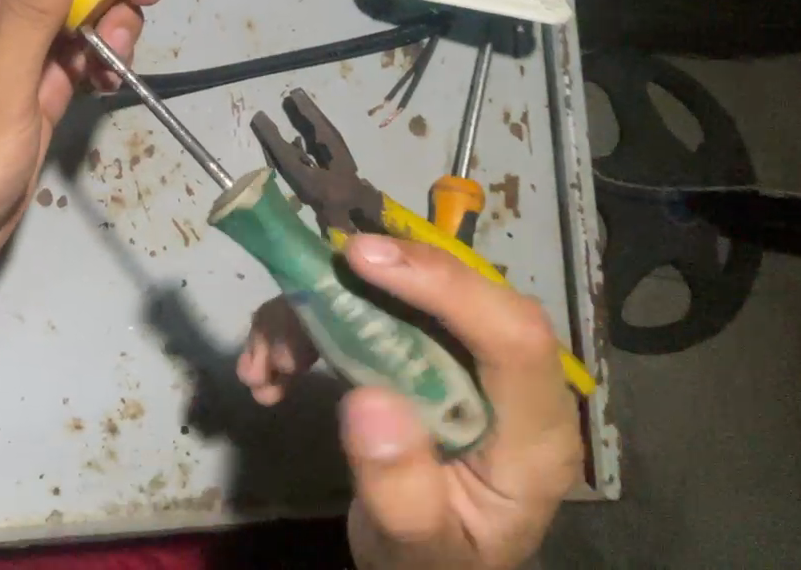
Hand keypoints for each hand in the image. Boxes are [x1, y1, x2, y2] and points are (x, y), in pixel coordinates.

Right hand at [237, 234, 581, 569]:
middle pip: (446, 294)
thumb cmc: (432, 563)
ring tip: (267, 363)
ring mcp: (457, 359)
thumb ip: (402, 493)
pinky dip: (303, 326)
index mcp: (532, 433)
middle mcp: (502, 381)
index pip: (512, 335)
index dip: (442, 285)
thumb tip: (367, 400)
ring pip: (392, 294)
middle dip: (360, 285)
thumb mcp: (416, 551)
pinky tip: (270, 370)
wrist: (424, 564)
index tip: (360, 261)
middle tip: (294, 289)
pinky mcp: (413, 351)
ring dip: (316, 309)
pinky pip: (360, 310)